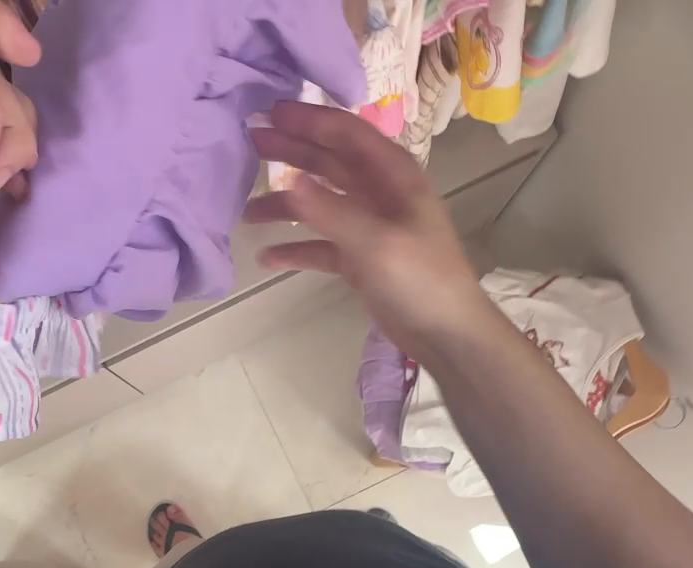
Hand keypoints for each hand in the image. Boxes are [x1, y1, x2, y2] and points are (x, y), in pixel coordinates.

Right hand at [245, 102, 501, 364]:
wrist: (445, 332)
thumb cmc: (420, 279)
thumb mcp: (375, 242)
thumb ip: (331, 210)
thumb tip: (289, 178)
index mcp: (393, 176)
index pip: (346, 134)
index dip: (309, 120)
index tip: (270, 111)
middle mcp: (379, 194)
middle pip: (329, 164)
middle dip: (291, 154)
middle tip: (249, 145)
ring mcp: (369, 228)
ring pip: (320, 206)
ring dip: (286, 207)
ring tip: (247, 212)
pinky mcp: (360, 260)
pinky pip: (321, 247)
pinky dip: (297, 250)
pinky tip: (268, 257)